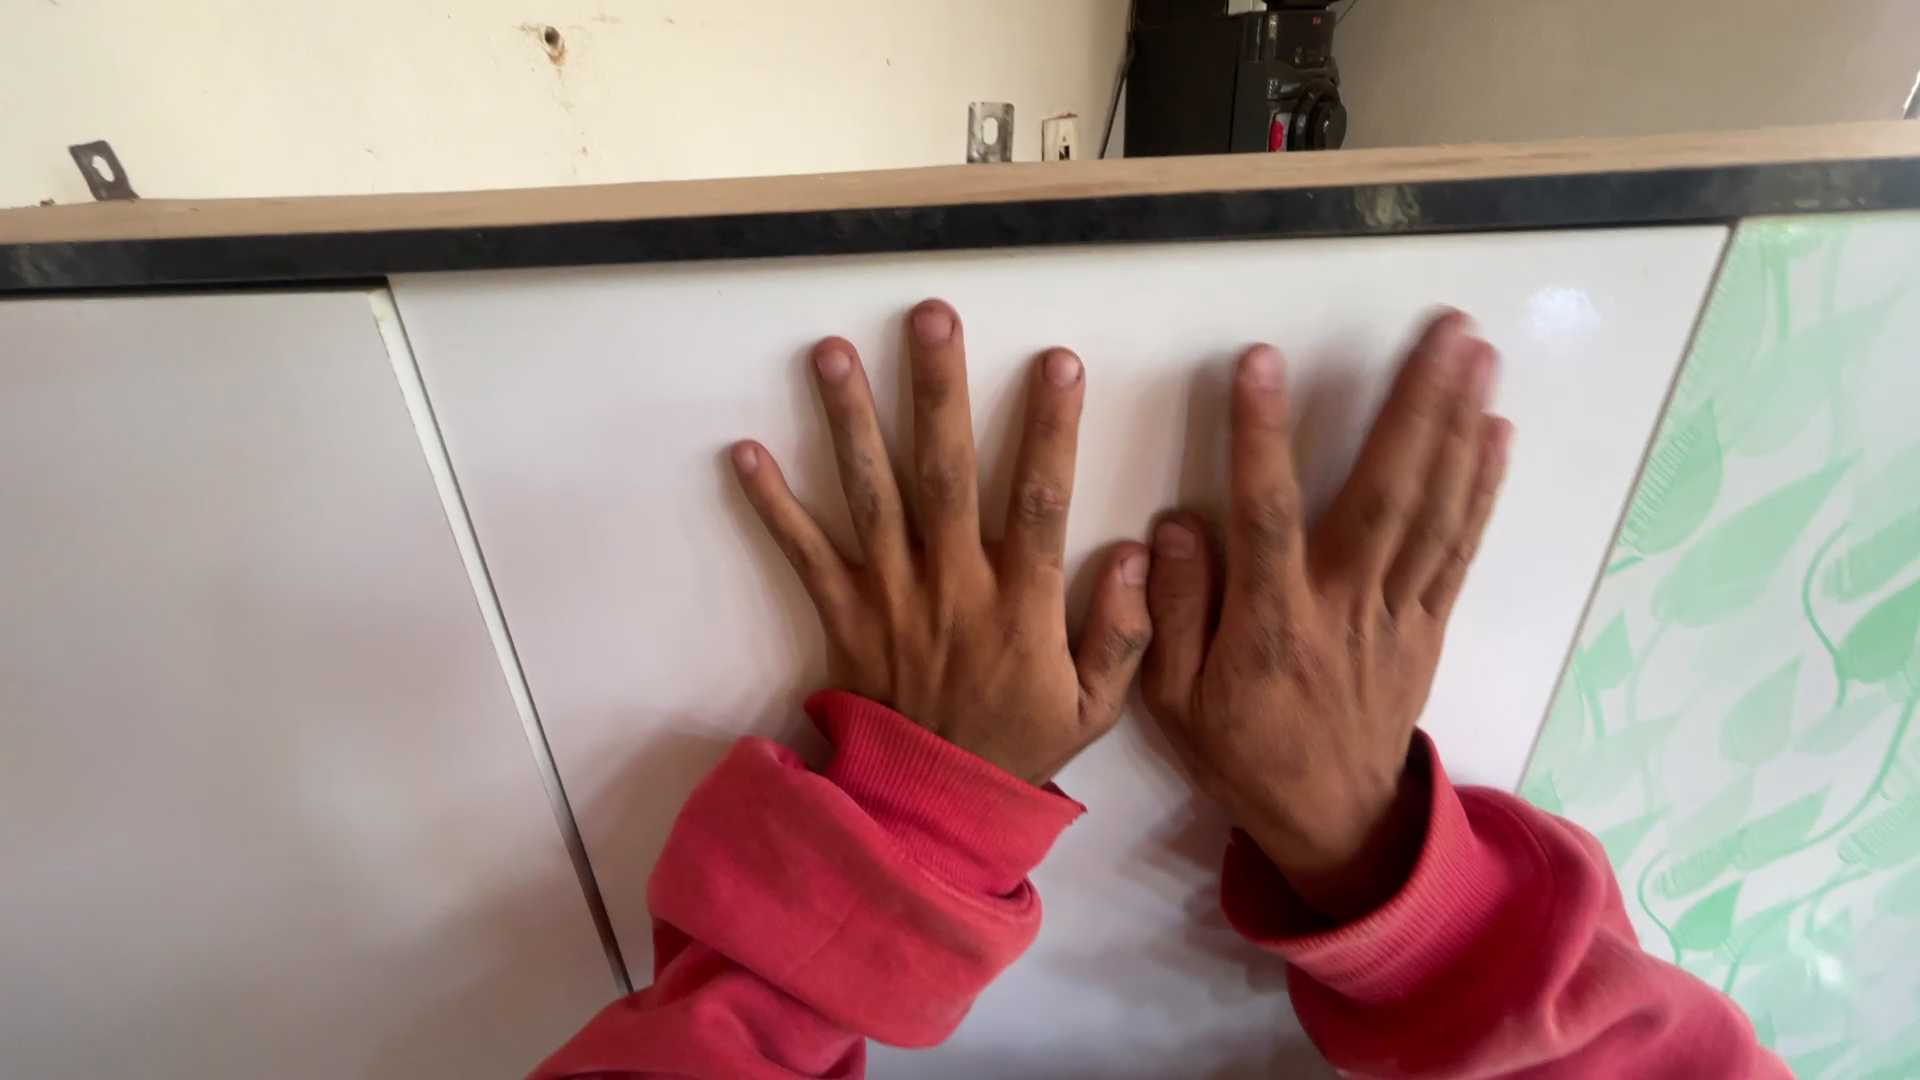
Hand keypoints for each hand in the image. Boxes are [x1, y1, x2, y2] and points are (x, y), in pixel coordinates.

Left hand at [731, 300, 1151, 785]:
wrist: (931, 802)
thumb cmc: (1017, 744)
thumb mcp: (1095, 708)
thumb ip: (1122, 634)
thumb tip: (1137, 555)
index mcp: (1020, 606)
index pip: (1041, 502)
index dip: (1052, 430)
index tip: (1057, 363)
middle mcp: (951, 586)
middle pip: (946, 475)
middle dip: (940, 391)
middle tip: (931, 317)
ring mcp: (890, 596)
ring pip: (872, 497)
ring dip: (851, 421)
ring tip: (831, 352)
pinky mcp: (843, 614)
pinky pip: (805, 555)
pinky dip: (774, 505)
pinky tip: (744, 452)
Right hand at [1141, 312, 1511, 921]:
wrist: (1331, 818)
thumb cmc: (1239, 752)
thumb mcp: (1173, 700)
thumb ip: (1171, 612)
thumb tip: (1176, 526)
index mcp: (1271, 626)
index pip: (1266, 518)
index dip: (1260, 439)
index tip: (1258, 364)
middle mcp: (1344, 608)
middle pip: (1384, 497)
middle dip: (1414, 406)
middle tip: (1445, 330)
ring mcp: (1397, 614)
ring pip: (1433, 513)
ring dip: (1457, 428)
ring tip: (1475, 354)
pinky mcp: (1428, 624)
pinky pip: (1460, 551)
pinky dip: (1482, 488)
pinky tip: (1496, 432)